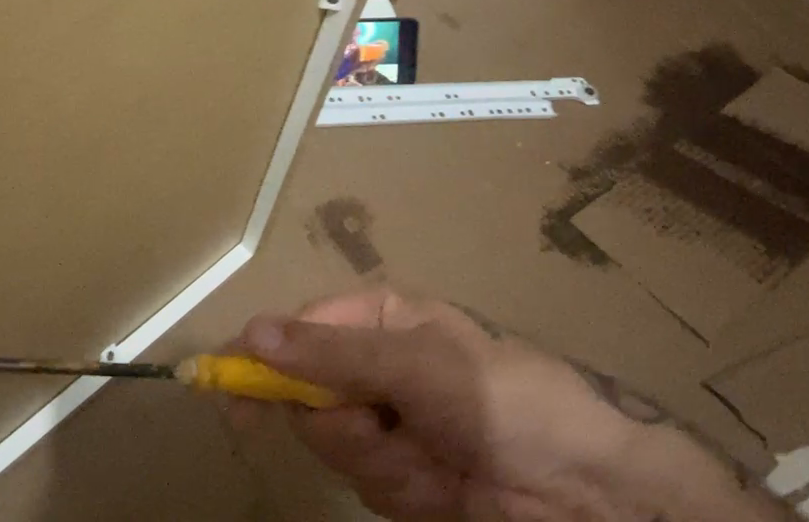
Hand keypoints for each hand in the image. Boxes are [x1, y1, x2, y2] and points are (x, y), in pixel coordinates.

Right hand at [234, 290, 655, 520]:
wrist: (580, 490)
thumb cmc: (498, 397)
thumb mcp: (412, 362)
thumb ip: (329, 351)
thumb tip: (250, 331)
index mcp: (376, 319)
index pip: (296, 331)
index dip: (260, 358)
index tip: (228, 387)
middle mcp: (373, 365)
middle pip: (304, 395)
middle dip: (340, 422)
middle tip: (378, 427)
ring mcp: (386, 424)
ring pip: (332, 446)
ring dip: (379, 459)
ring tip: (432, 458)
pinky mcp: (400, 477)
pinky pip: (366, 485)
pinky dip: (402, 490)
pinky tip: (443, 484)